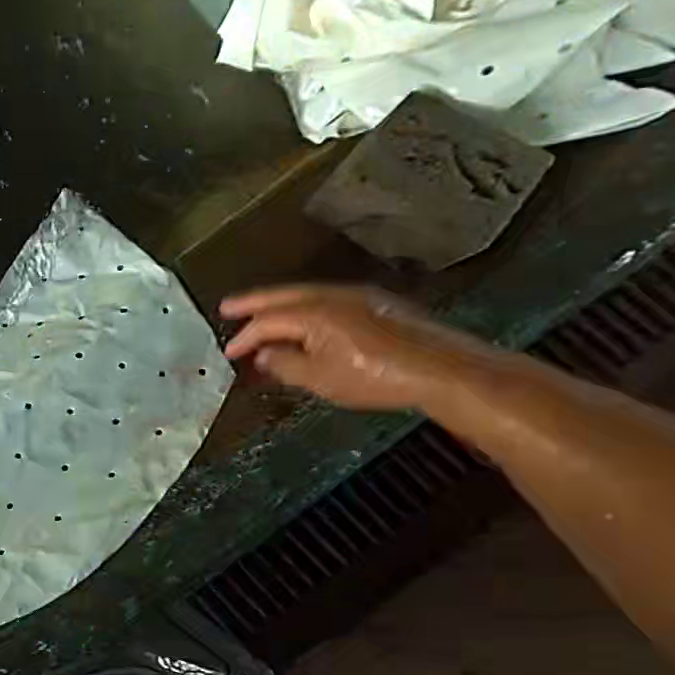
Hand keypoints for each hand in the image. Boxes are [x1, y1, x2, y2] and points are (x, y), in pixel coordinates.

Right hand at [219, 284, 508, 411]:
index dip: (244, 337)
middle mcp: (334, 297)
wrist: (446, 370)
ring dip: (281, 304)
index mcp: (314, 313)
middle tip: (229, 307)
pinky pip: (329, 299)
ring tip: (263, 315)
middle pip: (284, 296)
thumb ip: (284, 364)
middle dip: (255, 302)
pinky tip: (305, 320)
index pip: (267, 321)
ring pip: (308, 294)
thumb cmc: (375, 377)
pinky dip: (306, 307)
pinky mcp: (380, 306)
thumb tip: (265, 355)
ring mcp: (360, 297)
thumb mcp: (319, 379)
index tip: (229, 353)